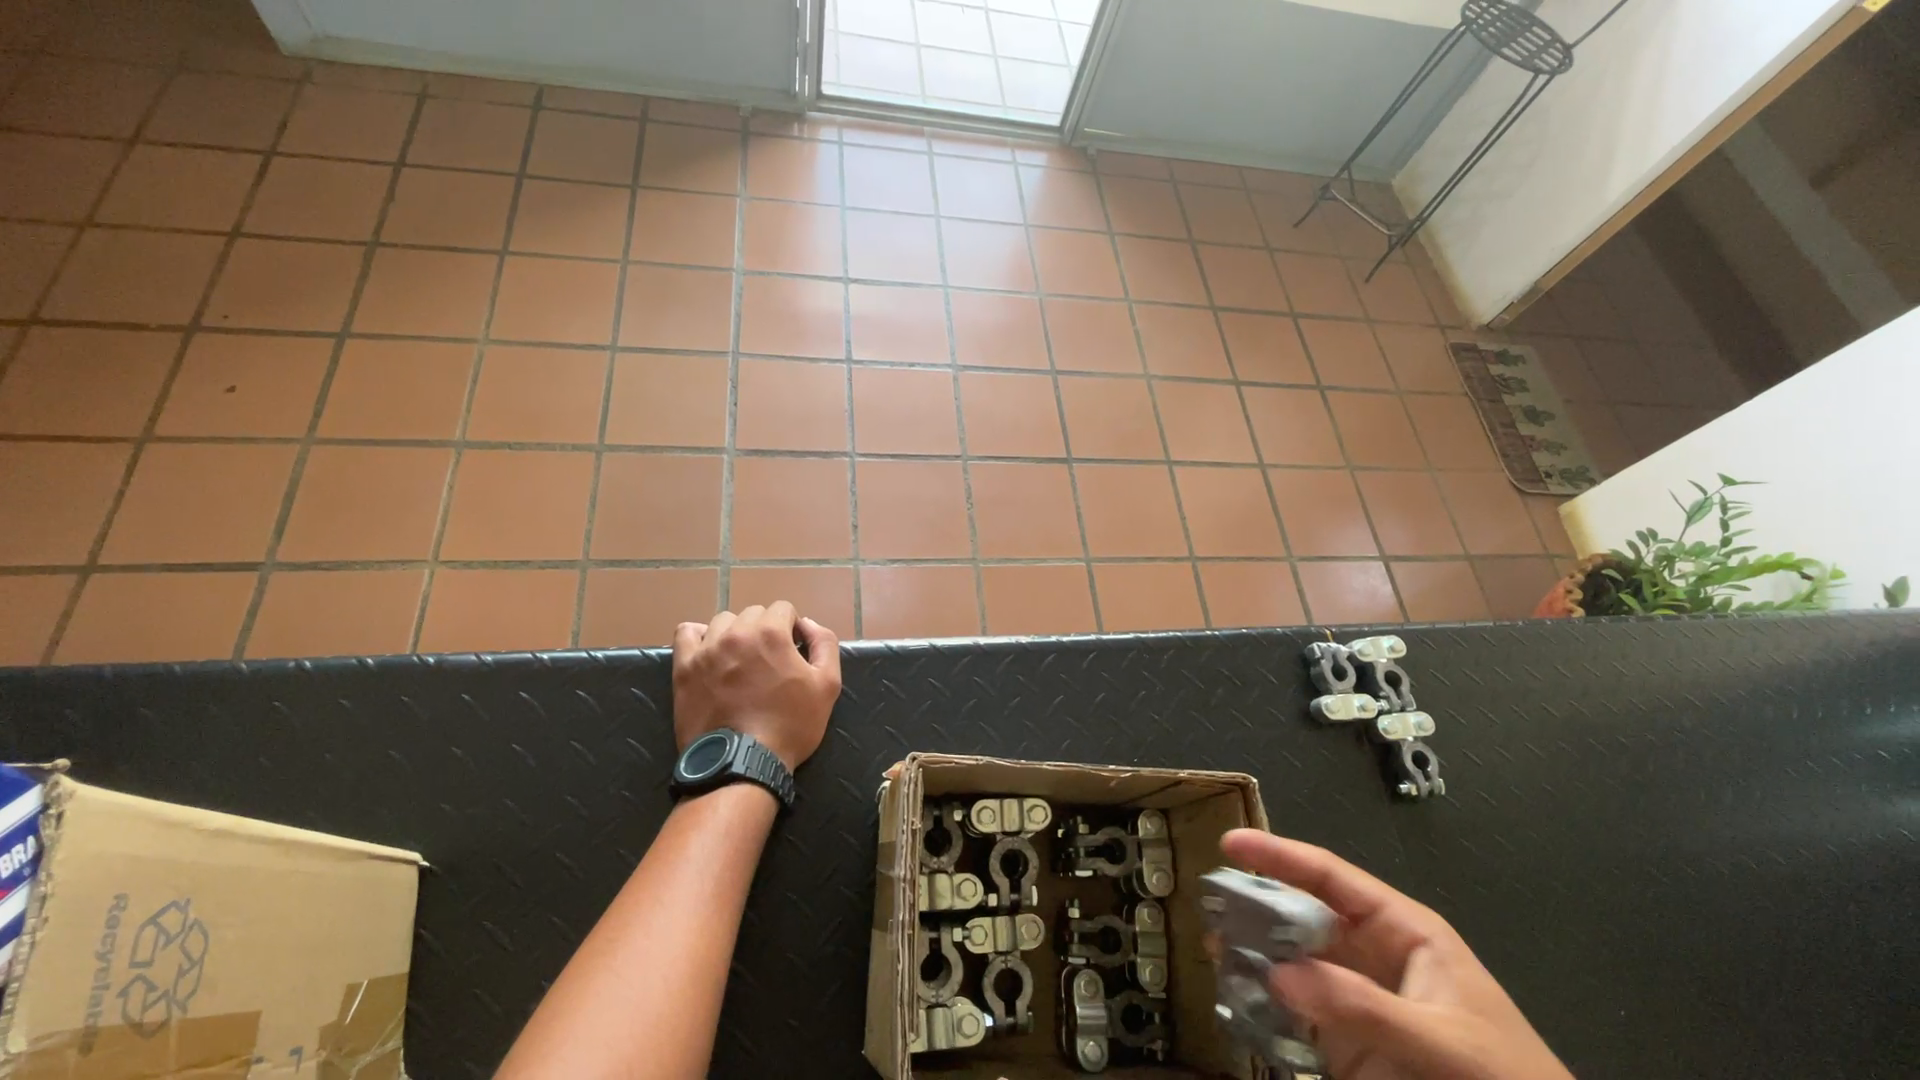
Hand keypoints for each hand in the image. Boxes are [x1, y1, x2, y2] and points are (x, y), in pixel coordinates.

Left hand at [672, 602, 841, 770]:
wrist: (743, 762)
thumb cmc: (791, 725)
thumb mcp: (828, 685)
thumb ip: (825, 643)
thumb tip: (807, 624)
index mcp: (771, 633)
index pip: (783, 609)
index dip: (791, 629)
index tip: (792, 652)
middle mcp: (736, 633)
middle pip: (753, 613)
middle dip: (764, 630)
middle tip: (769, 662)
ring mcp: (706, 650)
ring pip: (722, 622)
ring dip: (735, 633)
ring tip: (740, 661)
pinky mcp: (684, 668)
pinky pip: (686, 634)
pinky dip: (699, 637)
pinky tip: (710, 654)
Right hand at [1221, 830, 1573, 1079]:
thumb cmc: (1502, 1079)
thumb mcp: (1439, 1043)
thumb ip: (1361, 1006)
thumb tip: (1279, 972)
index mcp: (1403, 932)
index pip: (1331, 878)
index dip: (1281, 856)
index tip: (1230, 844)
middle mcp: (1373, 956)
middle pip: (1303, 916)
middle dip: (1257, 906)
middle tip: (1208, 904)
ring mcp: (1358, 999)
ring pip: (1293, 962)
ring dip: (1254, 954)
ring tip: (1212, 949)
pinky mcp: (1347, 1042)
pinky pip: (1295, 1011)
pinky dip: (1264, 1003)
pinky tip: (1235, 997)